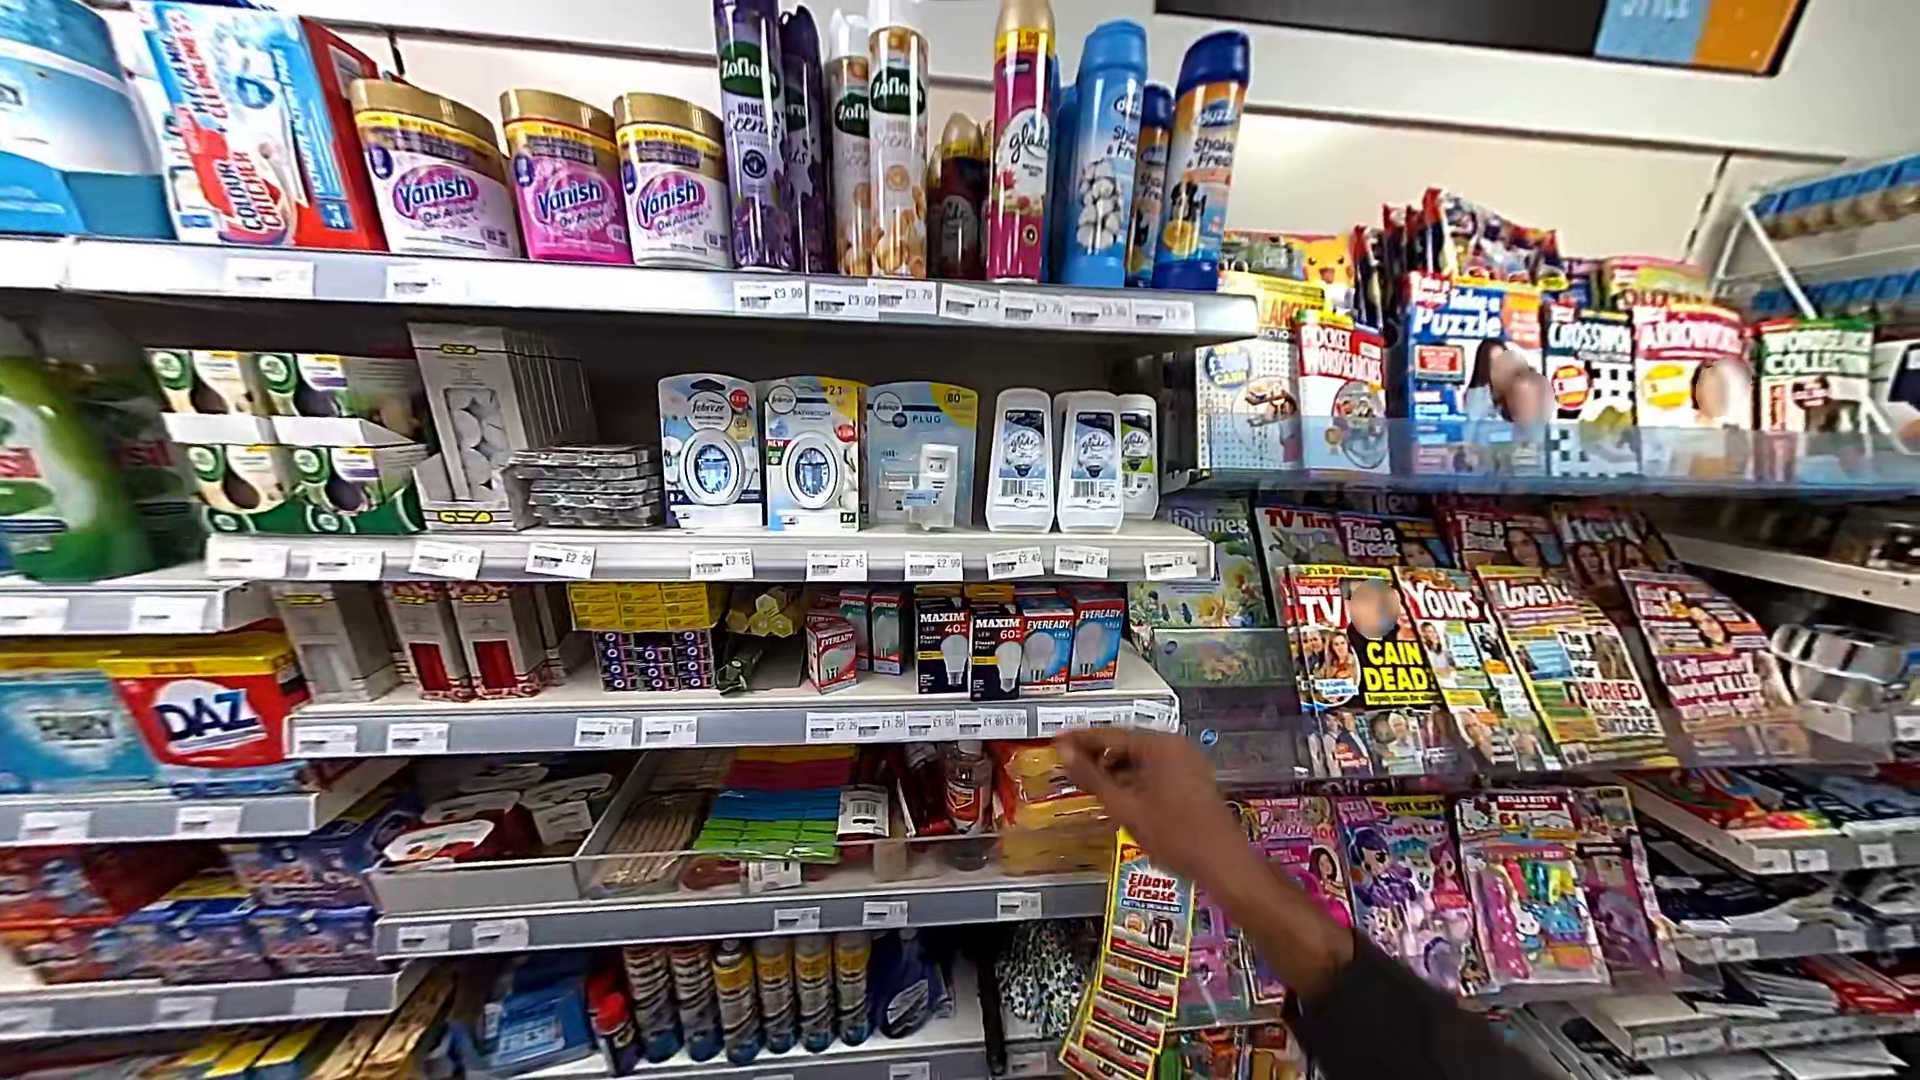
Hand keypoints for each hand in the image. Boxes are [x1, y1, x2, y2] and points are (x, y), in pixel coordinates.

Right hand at [1054, 729, 1259, 891]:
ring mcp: (1185, 762)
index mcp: (1159, 744)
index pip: (1109, 734)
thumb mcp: (1125, 806)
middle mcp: (1173, 746)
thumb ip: (1091, 777)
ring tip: (1086, 782)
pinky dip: (1132, 779)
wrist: (1226, 867)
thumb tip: (1062, 750)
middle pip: (1125, 744)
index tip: (1054, 742)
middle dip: (1095, 755)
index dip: (1079, 739)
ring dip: (1113, 769)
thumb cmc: (1174, 834)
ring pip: (1138, 759)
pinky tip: (1116, 795)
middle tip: (1067, 765)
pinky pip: (1153, 770)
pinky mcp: (1191, 780)